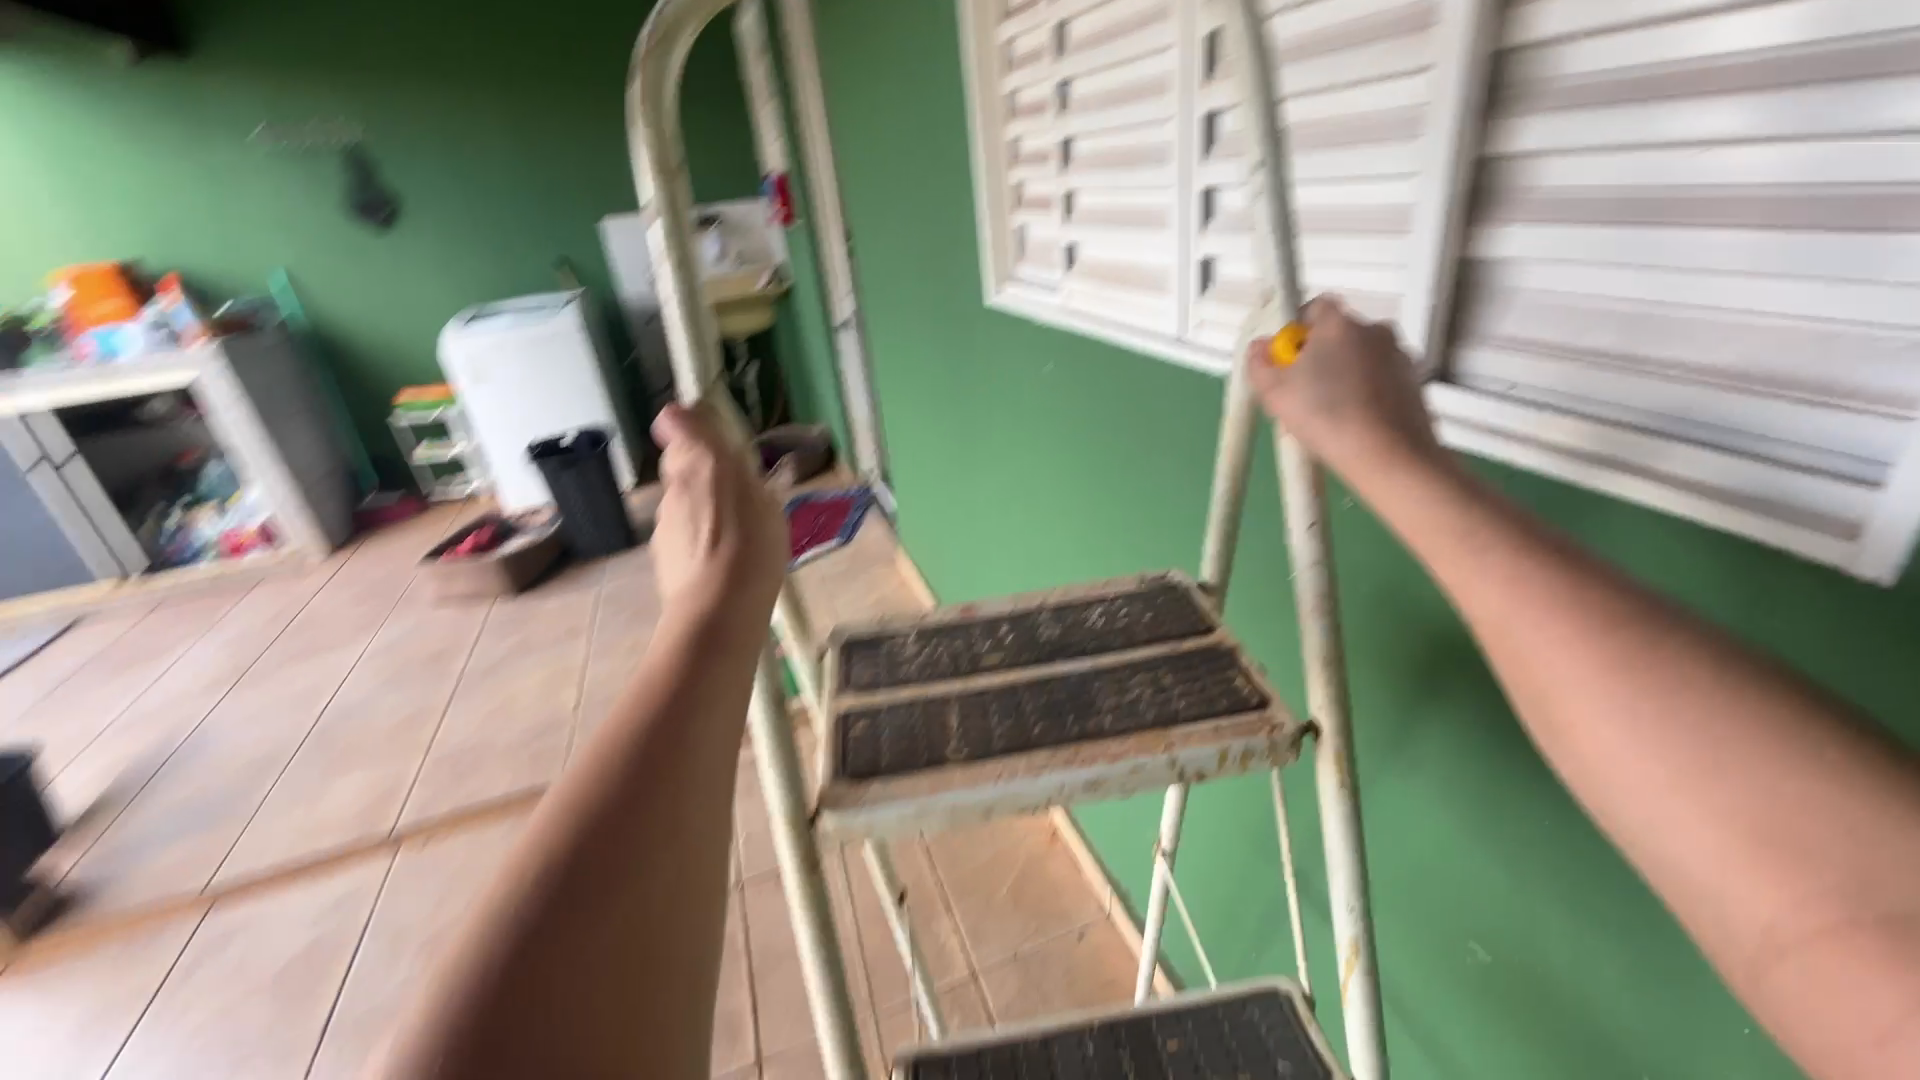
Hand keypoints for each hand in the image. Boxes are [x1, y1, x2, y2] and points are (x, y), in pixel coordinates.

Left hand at [648, 402, 787, 618]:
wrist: (719, 606)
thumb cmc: (753, 544)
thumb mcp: (763, 499)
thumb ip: (738, 472)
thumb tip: (721, 457)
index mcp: (700, 460)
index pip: (676, 420)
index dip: (688, 424)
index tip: (710, 438)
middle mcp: (673, 485)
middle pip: (680, 467)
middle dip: (702, 476)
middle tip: (738, 497)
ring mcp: (662, 523)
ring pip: (681, 505)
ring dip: (702, 514)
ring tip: (736, 539)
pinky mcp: (661, 557)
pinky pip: (682, 540)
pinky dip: (698, 545)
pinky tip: (722, 565)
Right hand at [1246, 295, 1444, 483]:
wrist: (1388, 454)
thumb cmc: (1324, 415)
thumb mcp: (1274, 392)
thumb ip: (1260, 364)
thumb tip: (1260, 347)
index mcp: (1339, 323)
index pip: (1315, 307)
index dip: (1297, 330)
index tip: (1287, 360)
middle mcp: (1375, 329)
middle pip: (1338, 335)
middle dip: (1320, 357)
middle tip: (1303, 393)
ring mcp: (1400, 354)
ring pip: (1360, 358)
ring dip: (1344, 375)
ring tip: (1331, 413)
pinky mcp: (1415, 381)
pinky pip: (1381, 379)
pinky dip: (1367, 392)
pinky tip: (1356, 422)